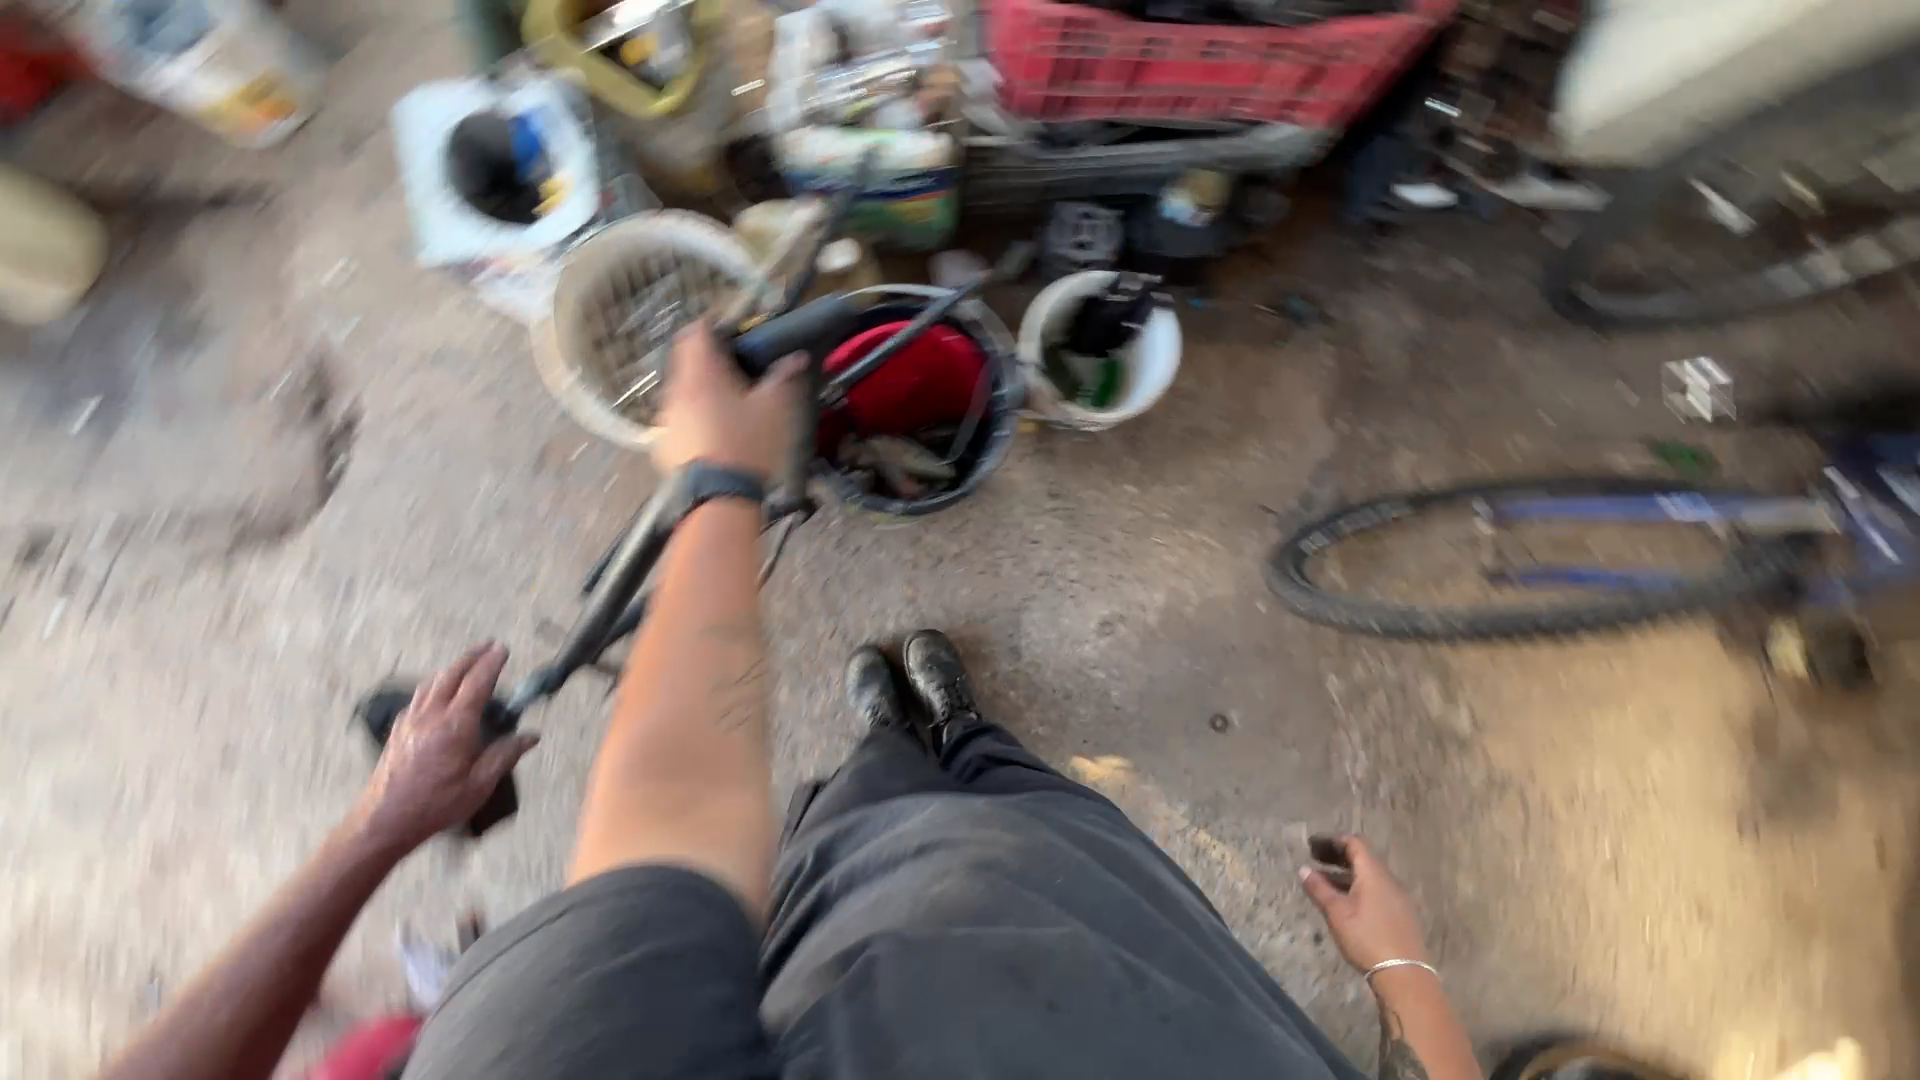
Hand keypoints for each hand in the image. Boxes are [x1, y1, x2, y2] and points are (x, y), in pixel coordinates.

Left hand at [351, 643, 539, 851]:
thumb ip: (506, 755)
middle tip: (488, 645)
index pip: (477, 684)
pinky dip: (434, 686)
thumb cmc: (435, 805)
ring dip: (451, 668)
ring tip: (466, 663)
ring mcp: (409, 723)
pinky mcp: (397, 733)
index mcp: (454, 726)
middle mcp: (430, 717)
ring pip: (431, 684)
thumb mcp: (480, 784)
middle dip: (471, 657)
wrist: (383, 822)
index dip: (491, 663)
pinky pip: (418, 698)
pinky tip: (438, 694)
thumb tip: (531, 736)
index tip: (504, 649)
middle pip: (450, 675)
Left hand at [652, 322, 804, 480]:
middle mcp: (676, 389)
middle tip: (733, 368)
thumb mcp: (775, 410)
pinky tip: (712, 433)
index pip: (697, 331)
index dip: (714, 327)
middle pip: (685, 359)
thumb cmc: (748, 446)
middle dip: (706, 358)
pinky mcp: (664, 443)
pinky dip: (692, 416)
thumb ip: (784, 377)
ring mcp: (666, 417)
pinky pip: (677, 418)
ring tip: (725, 403)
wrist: (719, 497)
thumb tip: (797, 357)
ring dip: (699, 388)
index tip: (732, 334)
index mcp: (702, 374)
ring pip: (680, 389)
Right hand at [1299, 835, 1430, 973]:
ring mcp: (1398, 899)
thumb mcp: (1337, 913)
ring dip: (1346, 875)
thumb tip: (1303, 870)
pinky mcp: (1402, 916)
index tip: (1313, 846)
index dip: (1333, 841)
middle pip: (1363, 859)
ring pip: (1369, 877)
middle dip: (1337, 857)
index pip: (1355, 844)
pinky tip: (1346, 903)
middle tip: (1315, 861)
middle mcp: (1389, 881)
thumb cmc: (1367, 938)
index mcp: (1374, 874)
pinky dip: (1358, 889)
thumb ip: (1319, 889)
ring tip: (1324, 884)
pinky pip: (1377, 892)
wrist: (1405, 976)